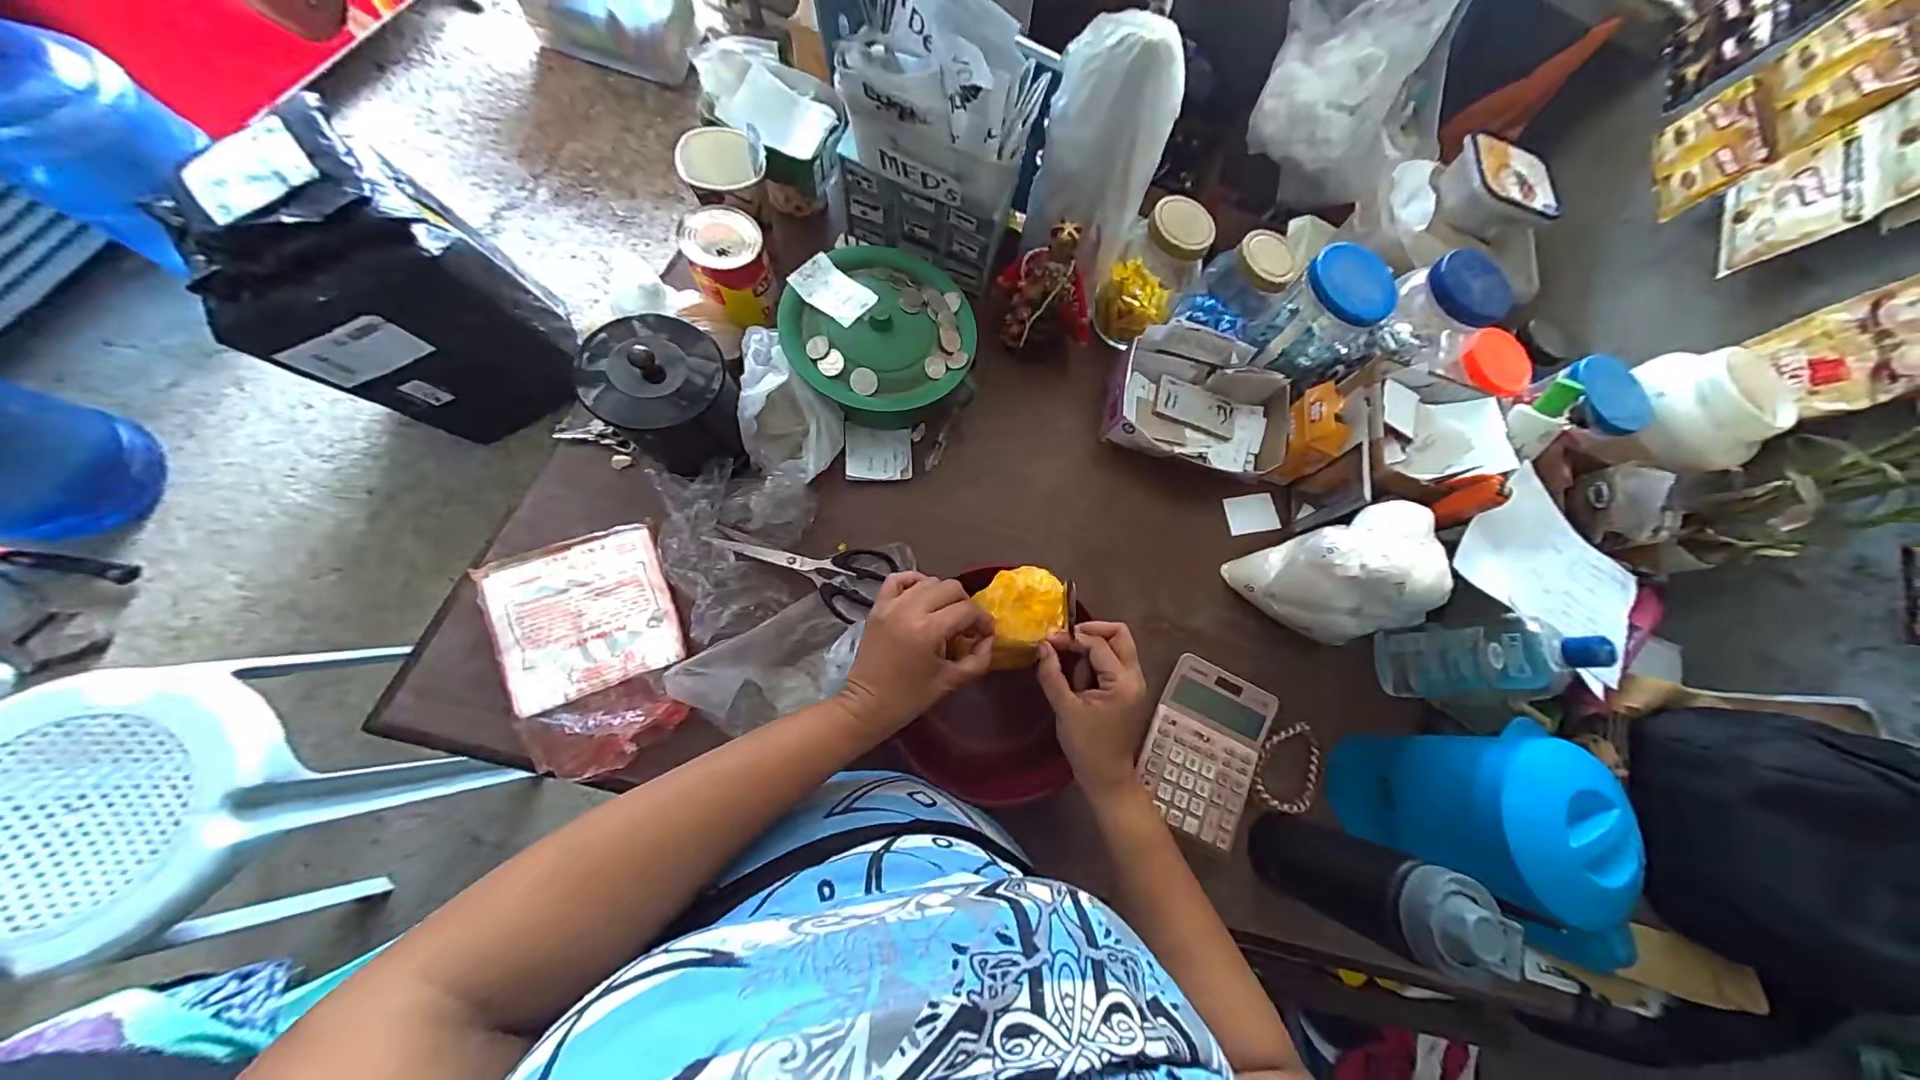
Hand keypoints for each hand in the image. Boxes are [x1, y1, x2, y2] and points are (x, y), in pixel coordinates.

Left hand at [837, 572, 994, 734]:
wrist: (867, 704)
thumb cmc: (910, 697)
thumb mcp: (951, 681)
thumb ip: (978, 659)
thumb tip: (988, 638)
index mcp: (928, 630)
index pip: (967, 610)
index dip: (983, 620)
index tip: (985, 634)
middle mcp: (909, 610)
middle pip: (951, 588)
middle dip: (965, 604)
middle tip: (966, 625)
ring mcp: (891, 605)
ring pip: (928, 581)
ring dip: (943, 595)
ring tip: (944, 615)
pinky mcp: (878, 606)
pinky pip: (898, 579)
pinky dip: (914, 581)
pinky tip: (922, 596)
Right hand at [1035, 621, 1149, 800]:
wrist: (1106, 776)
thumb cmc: (1086, 746)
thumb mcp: (1065, 709)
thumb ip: (1052, 674)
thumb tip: (1042, 646)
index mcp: (1122, 682)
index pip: (1098, 644)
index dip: (1071, 638)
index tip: (1048, 640)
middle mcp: (1134, 677)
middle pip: (1120, 634)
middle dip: (1091, 631)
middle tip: (1064, 639)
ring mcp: (1134, 682)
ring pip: (1118, 645)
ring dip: (1093, 644)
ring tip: (1068, 659)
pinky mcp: (1127, 688)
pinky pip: (1114, 661)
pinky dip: (1096, 658)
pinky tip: (1077, 671)